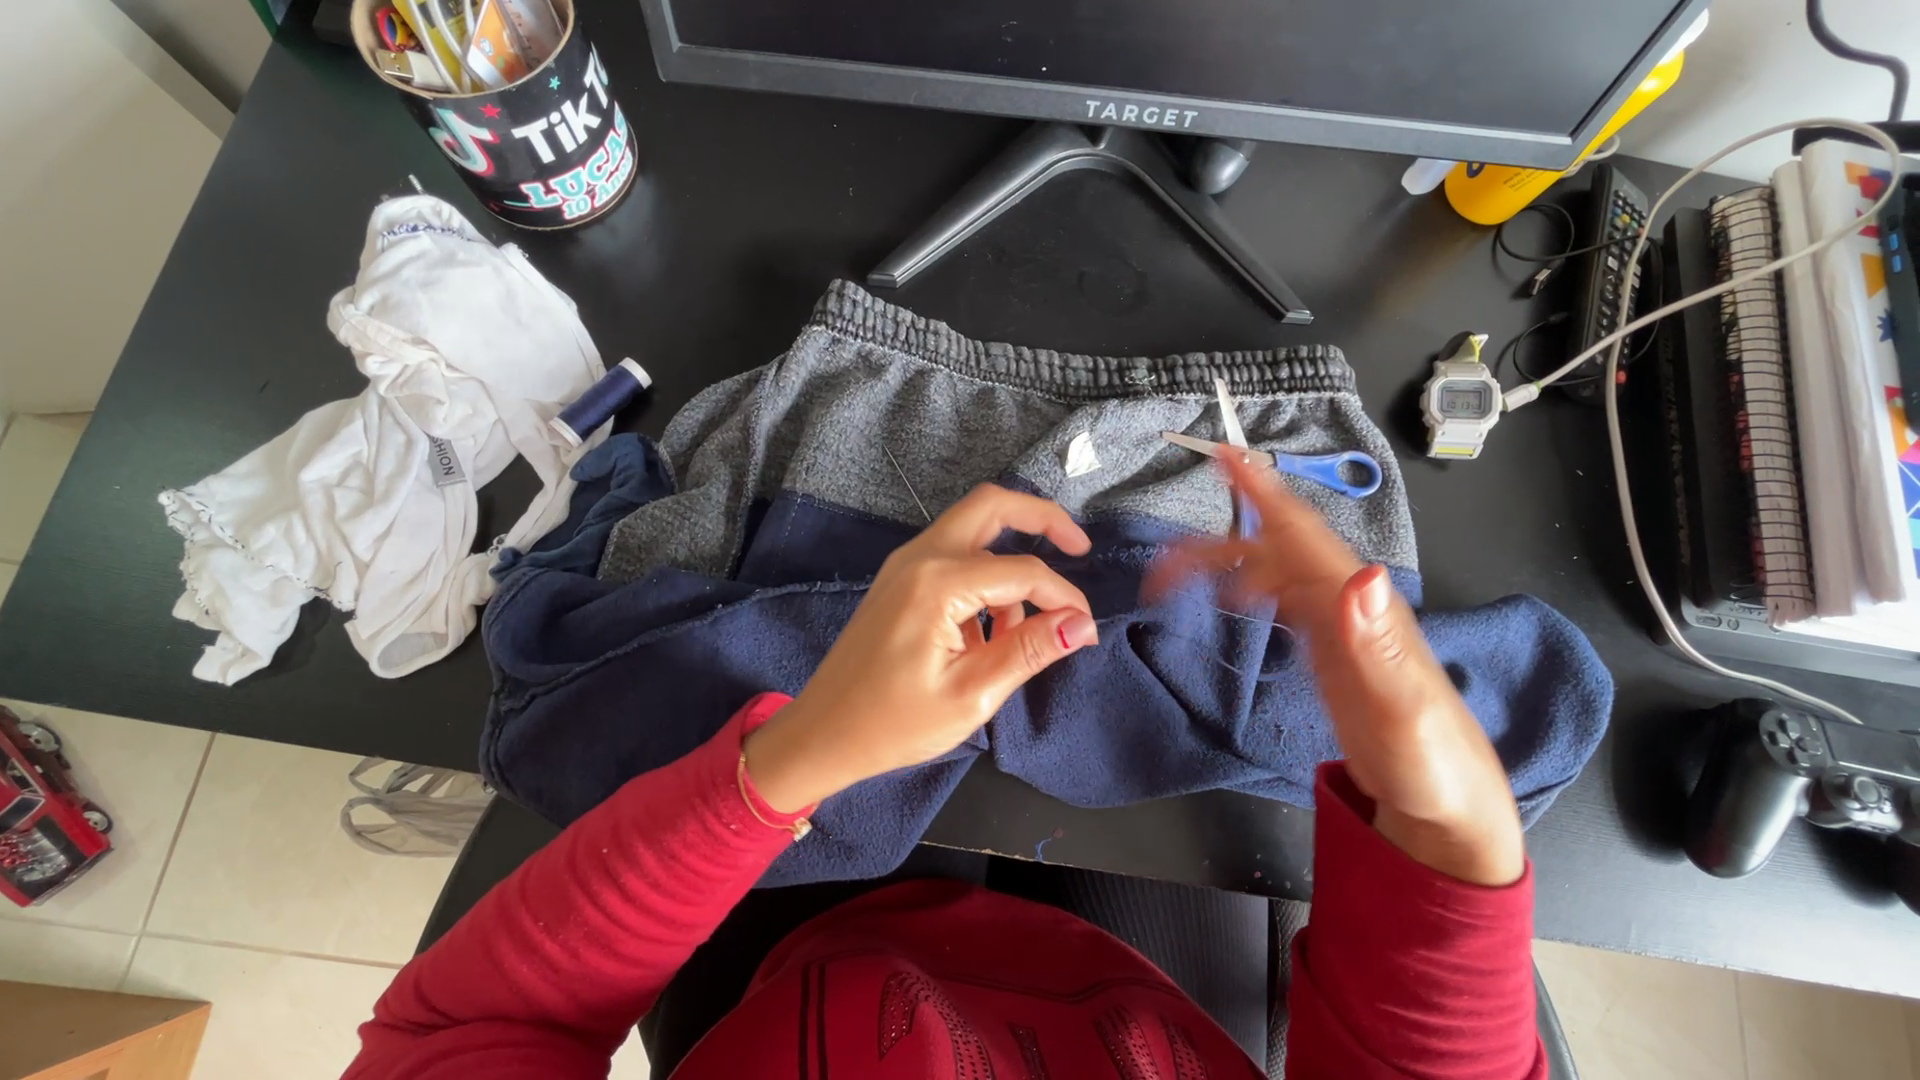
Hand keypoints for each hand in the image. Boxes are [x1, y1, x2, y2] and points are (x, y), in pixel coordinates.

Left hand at [744, 484, 1100, 812]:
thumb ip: (1029, 649)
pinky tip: (990, 632)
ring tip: (1024, 627)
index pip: (1022, 569)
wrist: (824, 734)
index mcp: (938, 582)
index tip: (1084, 628)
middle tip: (1079, 548)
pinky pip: (953, 555)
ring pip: (972, 528)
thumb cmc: (895, 723)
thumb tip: (1082, 624)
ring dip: (1009, 557)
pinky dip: (983, 576)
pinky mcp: (899, 580)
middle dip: (1041, 519)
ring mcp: (904, 564)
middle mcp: (920, 556)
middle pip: (991, 506)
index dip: (1063, 596)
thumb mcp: (972, 693)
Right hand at [1144, 455, 1524, 886]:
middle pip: (1275, 551)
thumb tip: (1362, 572)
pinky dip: (1248, 588)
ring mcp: (1337, 625)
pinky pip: (1280, 600)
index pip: (1304, 536)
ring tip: (1175, 577)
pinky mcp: (1329, 648)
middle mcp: (1347, 602)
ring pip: (1273, 572)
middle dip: (1217, 546)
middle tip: (1163, 561)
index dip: (1264, 493)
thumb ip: (1379, 644)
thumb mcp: (1404, 709)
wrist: (1445, 803)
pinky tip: (1232, 598)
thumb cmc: (1428, 763)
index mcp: (1359, 606)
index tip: (1227, 458)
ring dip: (1226, 565)